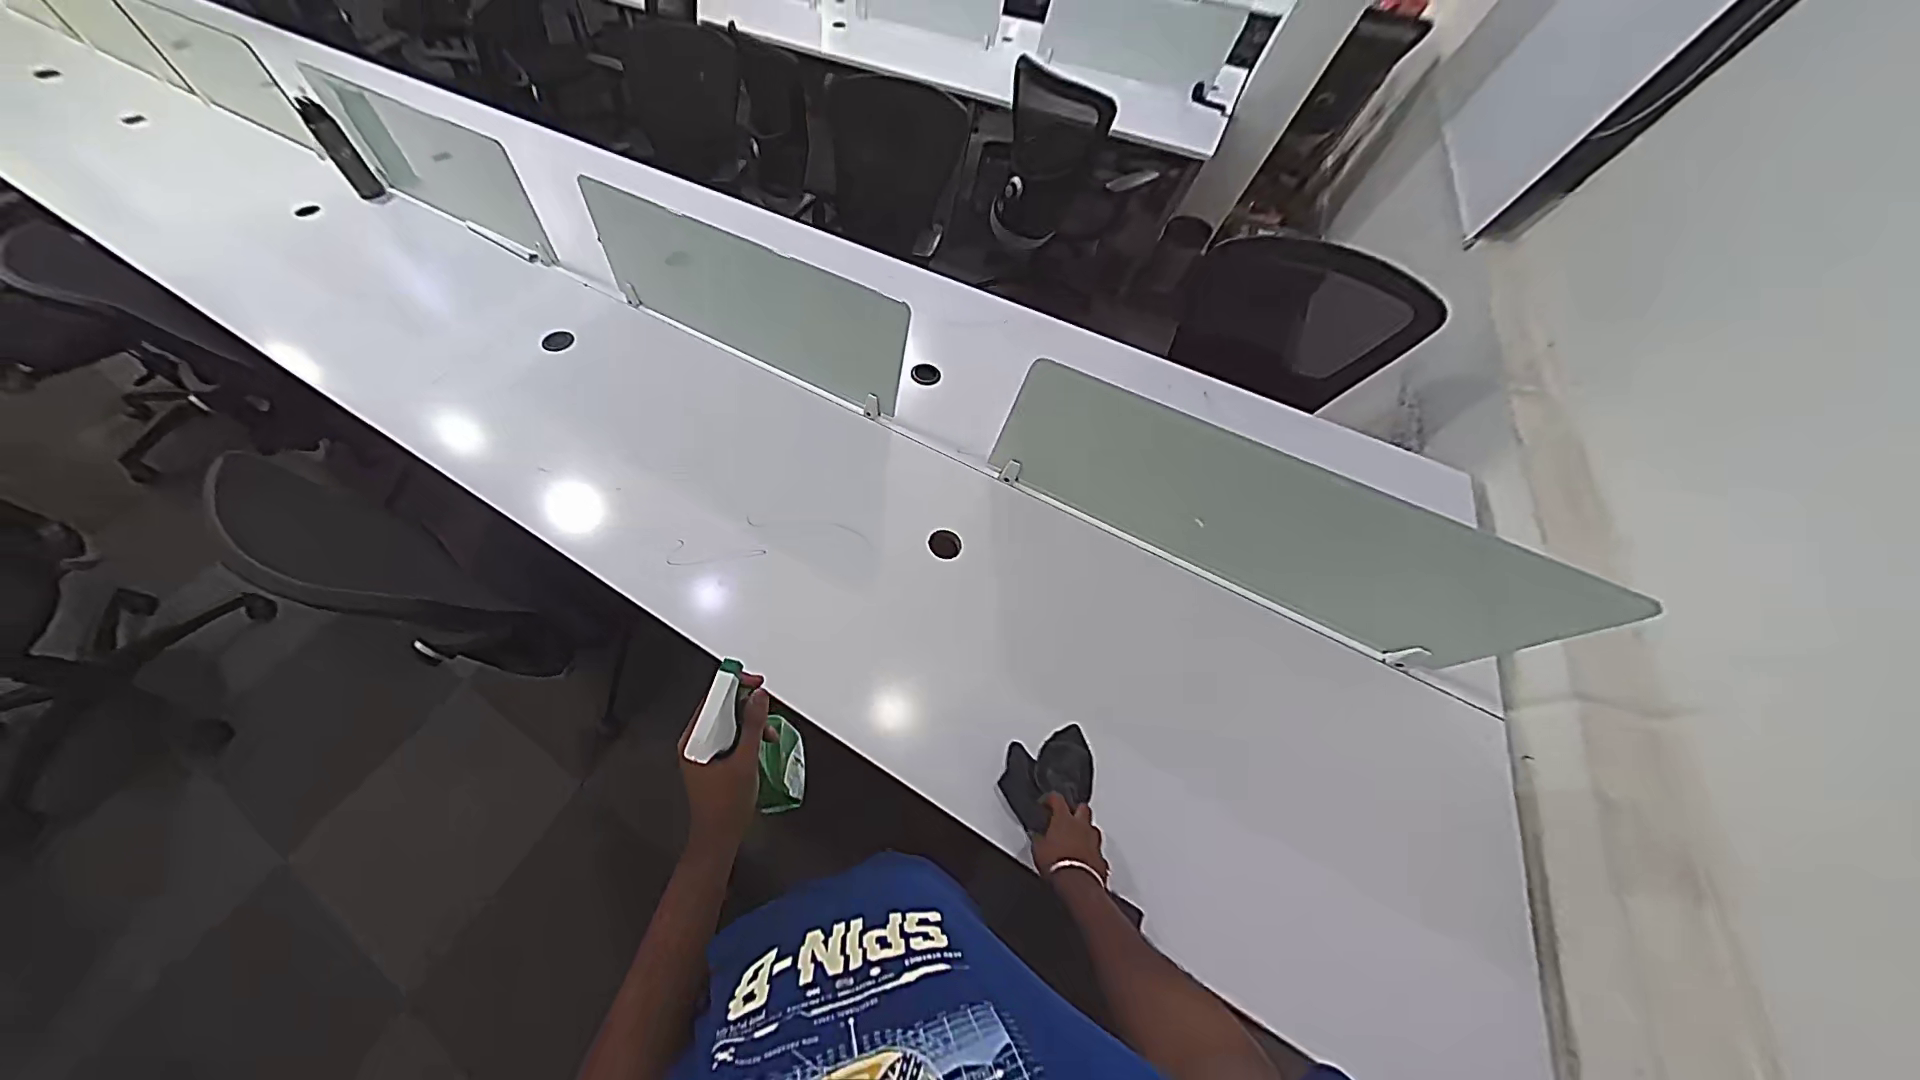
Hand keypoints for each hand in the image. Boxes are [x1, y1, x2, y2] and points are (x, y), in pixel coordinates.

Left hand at [677, 671, 776, 854]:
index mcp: (693, 740)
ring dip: (750, 722)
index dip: (735, 685)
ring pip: (728, 722)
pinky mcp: (712, 760)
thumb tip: (759, 696)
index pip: (712, 700)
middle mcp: (694, 742)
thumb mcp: (745, 760)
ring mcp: (702, 751)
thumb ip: (753, 725)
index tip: (756, 682)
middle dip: (747, 706)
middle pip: (721, 709)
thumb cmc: (727, 805)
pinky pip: (729, 736)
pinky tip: (760, 743)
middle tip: (767, 709)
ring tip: (767, 734)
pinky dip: (747, 735)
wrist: (718, 839)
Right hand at [1032, 793, 1107, 885]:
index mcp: (1064, 819)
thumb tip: (1036, 836)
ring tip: (1075, 837)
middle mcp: (1081, 826)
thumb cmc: (1057, 863)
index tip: (1045, 803)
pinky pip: (1096, 849)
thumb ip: (1038, 838)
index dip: (1050, 799)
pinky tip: (1083, 856)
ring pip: (1092, 827)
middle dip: (1075, 810)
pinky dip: (1090, 850)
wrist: (1077, 884)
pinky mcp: (1101, 857)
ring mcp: (1093, 841)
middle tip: (1066, 816)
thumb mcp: (1038, 849)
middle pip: (1082, 807)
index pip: (1057, 799)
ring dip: (1084, 830)